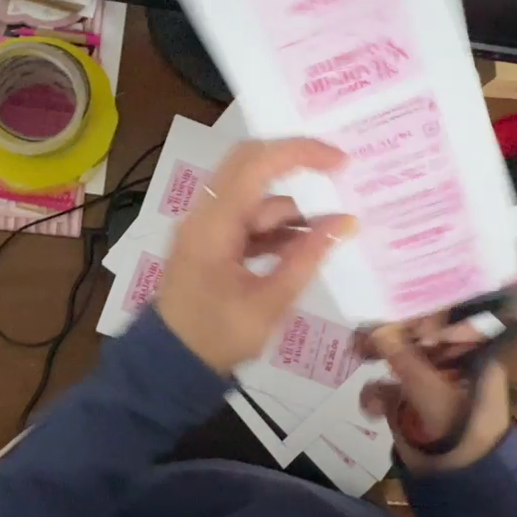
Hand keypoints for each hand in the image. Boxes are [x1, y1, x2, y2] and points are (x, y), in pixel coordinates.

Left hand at [153, 138, 355, 373]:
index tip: (340, 161)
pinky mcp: (209, 242)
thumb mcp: (270, 301)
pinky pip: (245, 218)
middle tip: (336, 173)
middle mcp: (204, 214)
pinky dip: (275, 226)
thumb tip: (345, 222)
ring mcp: (204, 227)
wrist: (171, 363)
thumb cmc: (218, 336)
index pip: (257, 164)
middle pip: (249, 164)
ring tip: (332, 227)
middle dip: (294, 164)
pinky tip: (306, 244)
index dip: (300, 152)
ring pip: (251, 195)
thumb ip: (307, 257)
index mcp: (214, 223)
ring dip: (289, 207)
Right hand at [360, 322, 511, 473]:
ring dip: (378, 360)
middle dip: (388, 336)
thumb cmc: (459, 430)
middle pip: (416, 340)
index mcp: (474, 356)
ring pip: (399, 362)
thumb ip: (402, 355)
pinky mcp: (414, 407)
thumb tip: (376, 326)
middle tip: (362, 330)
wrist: (462, 486)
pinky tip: (371, 407)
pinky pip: (391, 389)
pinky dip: (377, 394)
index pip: (444, 321)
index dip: (414, 315)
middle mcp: (454, 367)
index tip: (386, 311)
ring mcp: (432, 387)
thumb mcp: (429, 389)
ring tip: (357, 354)